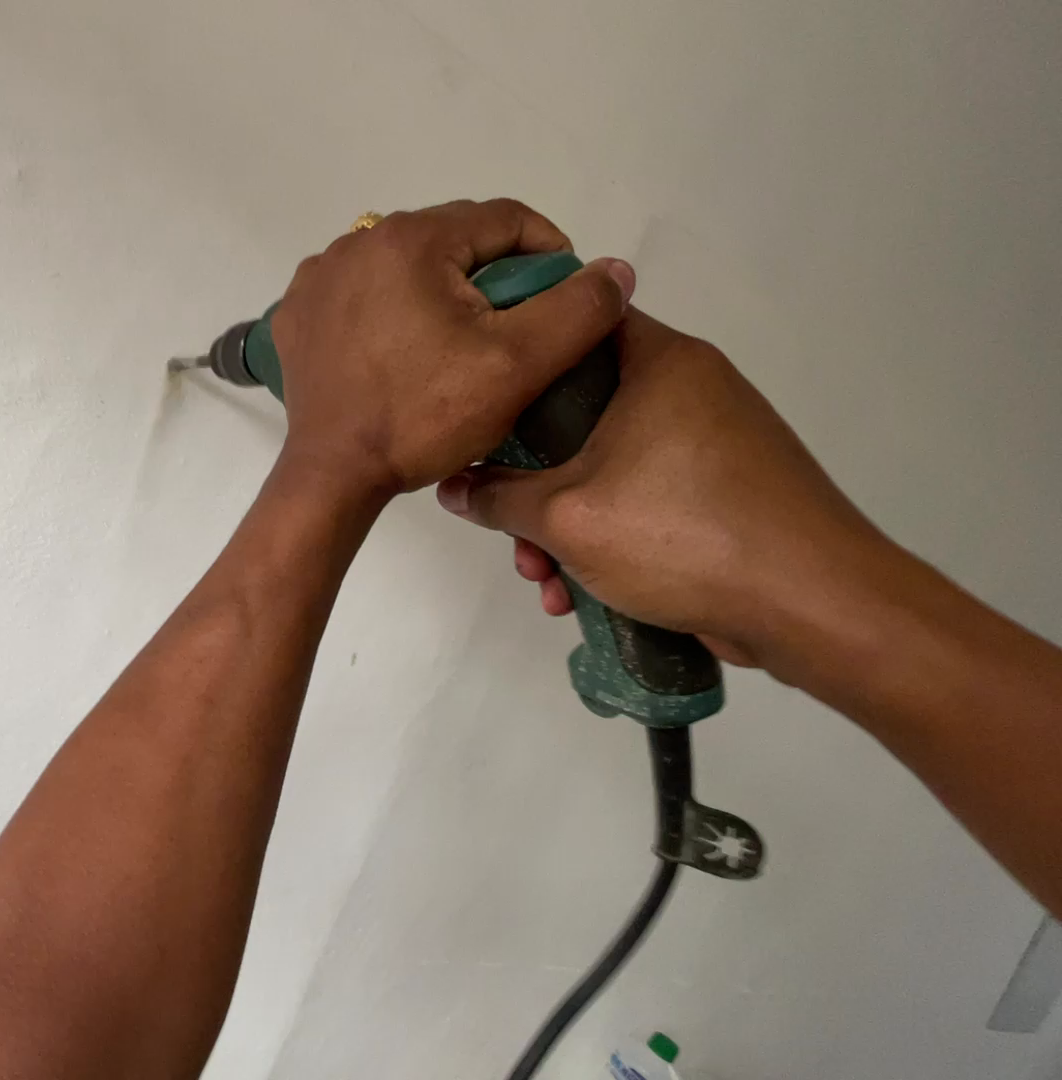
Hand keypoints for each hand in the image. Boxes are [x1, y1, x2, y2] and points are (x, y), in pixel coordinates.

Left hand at [268, 199, 635, 497]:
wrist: (333, 474)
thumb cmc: (423, 418)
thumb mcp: (518, 364)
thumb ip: (579, 307)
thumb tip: (613, 269)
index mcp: (408, 239)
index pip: (504, 220)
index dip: (547, 255)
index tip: (558, 301)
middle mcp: (352, 245)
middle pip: (448, 241)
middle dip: (486, 276)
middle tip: (504, 329)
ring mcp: (314, 281)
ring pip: (399, 267)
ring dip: (431, 291)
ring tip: (449, 342)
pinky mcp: (293, 317)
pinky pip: (354, 296)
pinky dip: (381, 311)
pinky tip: (394, 347)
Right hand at [435, 308, 891, 674]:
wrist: (815, 609)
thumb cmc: (681, 535)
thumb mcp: (560, 516)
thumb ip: (492, 497)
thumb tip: (450, 486)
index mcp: (658, 367)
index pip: (577, 326)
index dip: (520, 352)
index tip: (478, 390)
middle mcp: (685, 392)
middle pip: (576, 413)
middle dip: (528, 481)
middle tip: (508, 528)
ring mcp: (704, 444)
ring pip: (599, 467)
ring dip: (558, 525)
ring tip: (545, 580)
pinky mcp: (716, 491)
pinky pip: (635, 498)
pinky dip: (600, 538)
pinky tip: (578, 592)